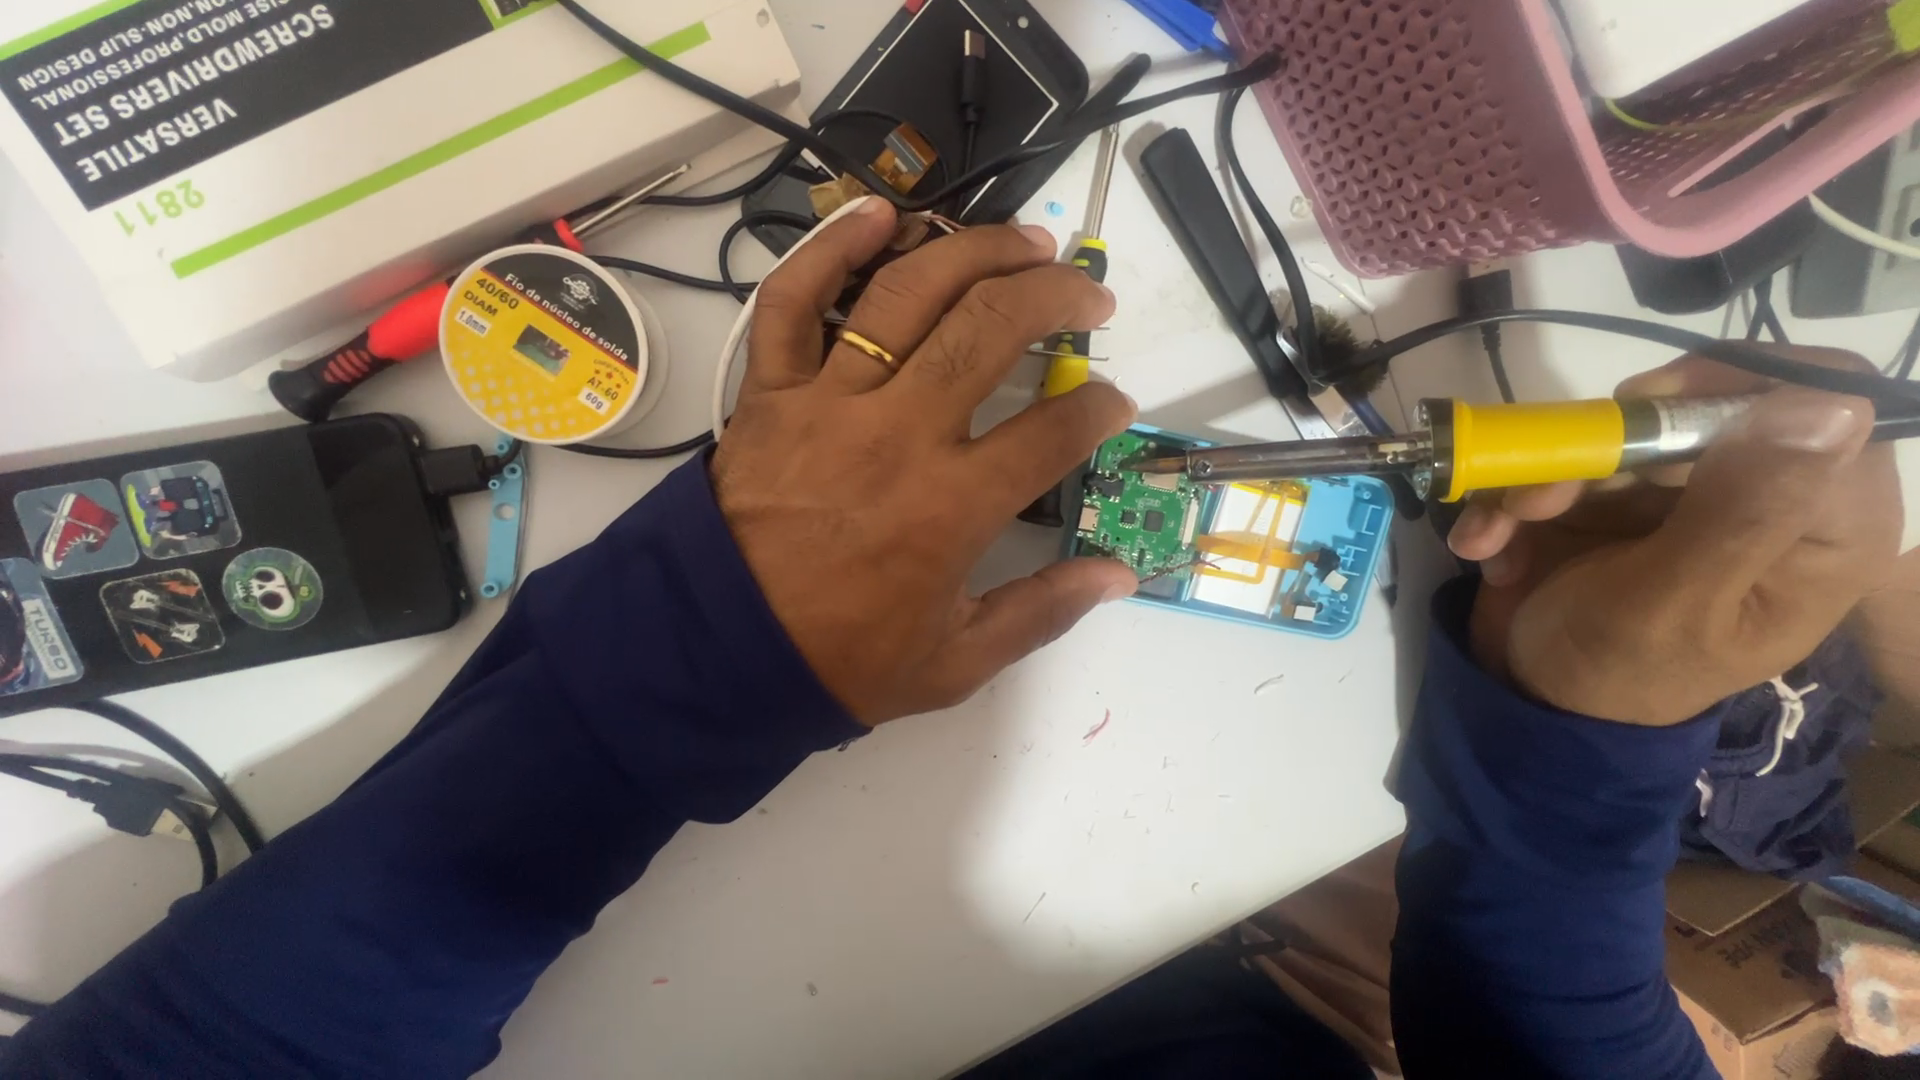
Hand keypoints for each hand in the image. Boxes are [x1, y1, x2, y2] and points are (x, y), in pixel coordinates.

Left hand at [711, 199, 1137, 725]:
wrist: (716, 651)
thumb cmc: (840, 661)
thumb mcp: (955, 662)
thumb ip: (1042, 613)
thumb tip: (1119, 577)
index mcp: (952, 507)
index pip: (1054, 432)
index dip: (1101, 409)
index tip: (1112, 403)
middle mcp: (899, 434)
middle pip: (992, 329)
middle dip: (1057, 296)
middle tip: (1087, 292)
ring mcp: (829, 402)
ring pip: (909, 294)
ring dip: (977, 252)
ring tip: (1025, 241)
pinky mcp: (770, 392)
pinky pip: (794, 302)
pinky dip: (831, 248)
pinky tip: (881, 214)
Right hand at [1448, 347, 1902, 726]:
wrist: (1531, 701)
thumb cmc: (1620, 668)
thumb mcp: (1676, 599)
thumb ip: (1739, 513)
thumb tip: (1824, 408)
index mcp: (1811, 525)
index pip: (1821, 405)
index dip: (1736, 386)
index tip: (1643, 405)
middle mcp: (1742, 497)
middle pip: (1687, 416)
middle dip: (1595, 453)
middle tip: (1539, 499)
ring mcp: (1662, 498)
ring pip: (1605, 441)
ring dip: (1533, 485)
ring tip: (1497, 538)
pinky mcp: (1595, 504)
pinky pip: (1549, 472)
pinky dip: (1506, 507)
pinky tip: (1489, 550)